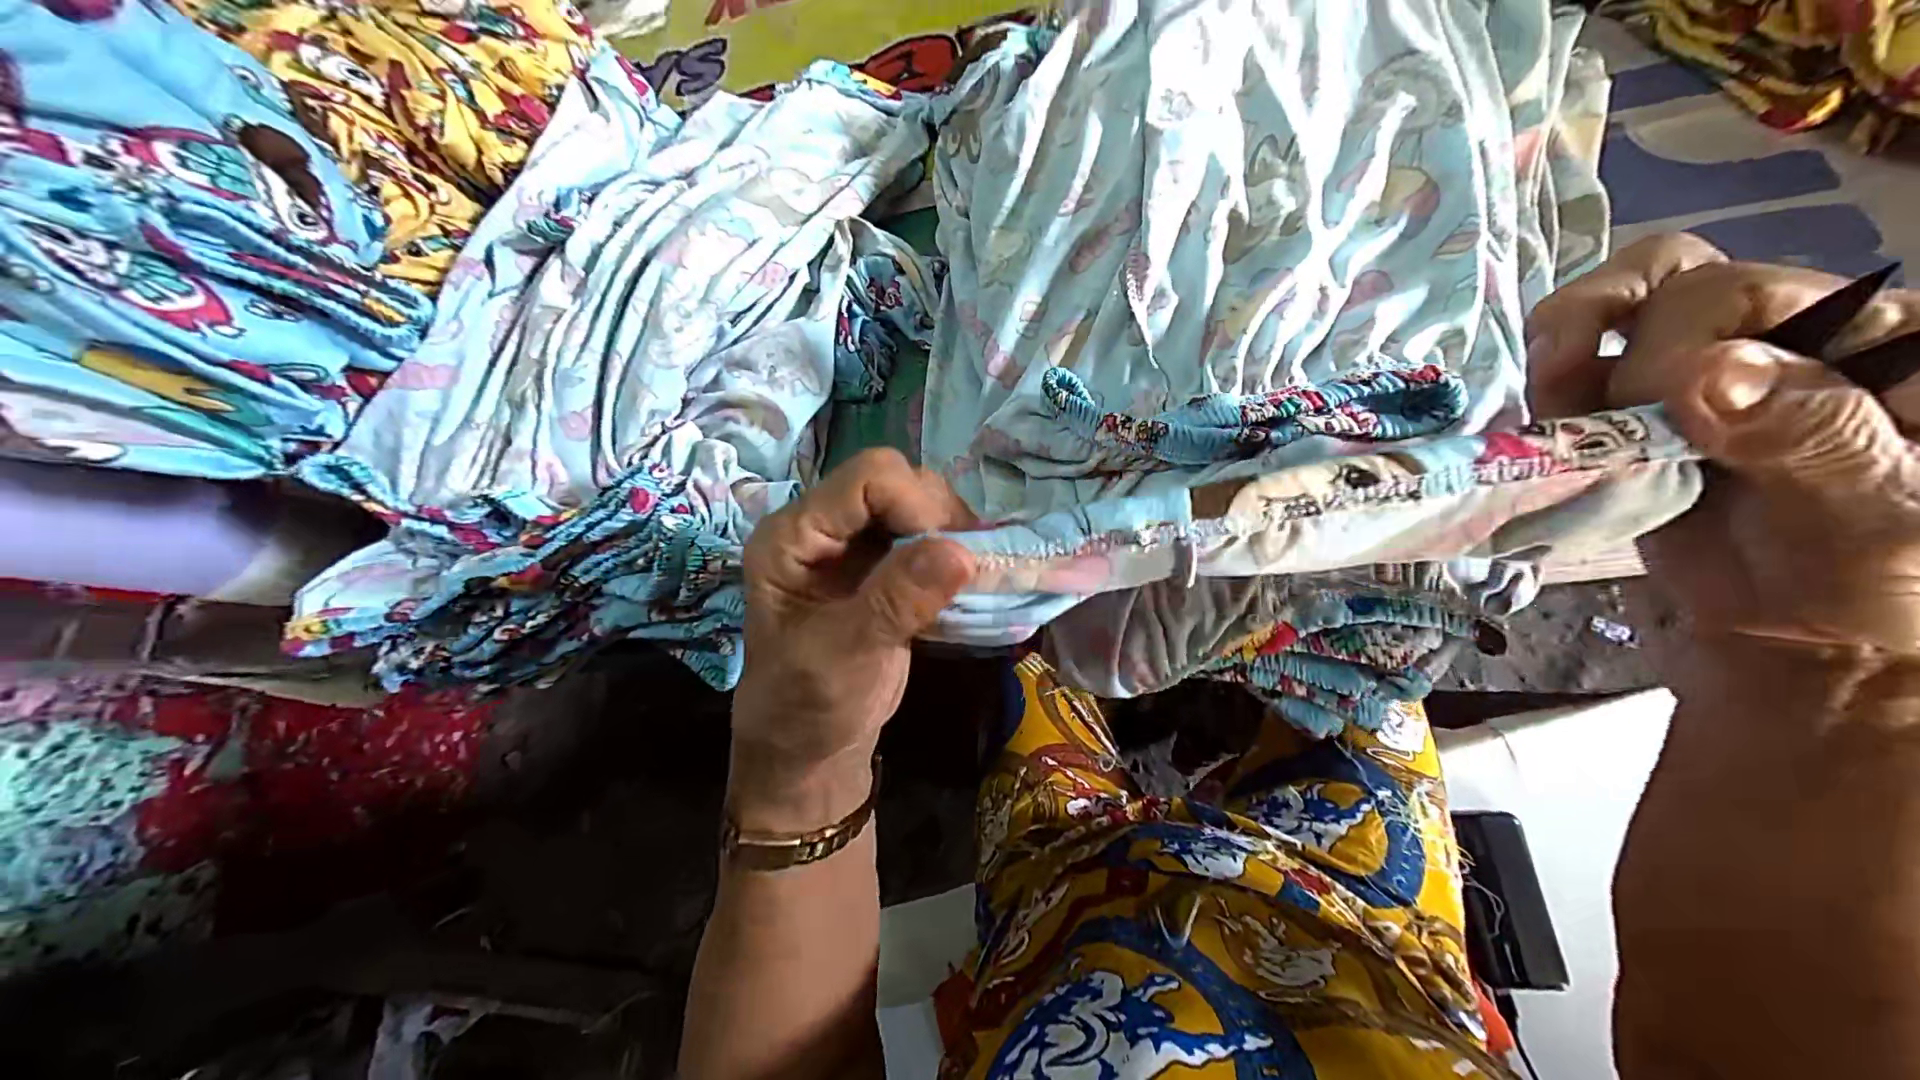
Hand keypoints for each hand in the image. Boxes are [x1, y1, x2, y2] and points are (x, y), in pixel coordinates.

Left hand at [729, 449, 975, 829]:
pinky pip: (926, 536)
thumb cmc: (807, 706)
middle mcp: (823, 528)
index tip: (950, 552)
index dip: (914, 503)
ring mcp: (854, 546)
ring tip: (970, 575)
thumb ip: (896, 602)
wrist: (810, 747)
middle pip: (894, 481)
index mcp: (793, 537)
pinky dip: (954, 550)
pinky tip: (968, 579)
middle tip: (967, 566)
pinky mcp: (882, 566)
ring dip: (952, 532)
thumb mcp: (845, 656)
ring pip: (917, 503)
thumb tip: (962, 552)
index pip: (864, 480)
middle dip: (938, 516)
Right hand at [1527, 234, 1919, 659]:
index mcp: (1871, 343)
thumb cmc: (1867, 585)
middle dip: (1600, 325)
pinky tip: (1552, 425)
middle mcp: (1779, 341)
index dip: (1680, 338)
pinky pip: (1578, 372)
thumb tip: (1706, 372)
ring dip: (1561, 345)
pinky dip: (1549, 386)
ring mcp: (1697, 378)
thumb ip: (1809, 438)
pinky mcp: (1635, 417)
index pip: (1748, 290)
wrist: (1804, 637)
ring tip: (1551, 404)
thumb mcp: (1876, 521)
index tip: (1661, 411)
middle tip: (1568, 386)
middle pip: (1669, 280)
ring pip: (1614, 309)